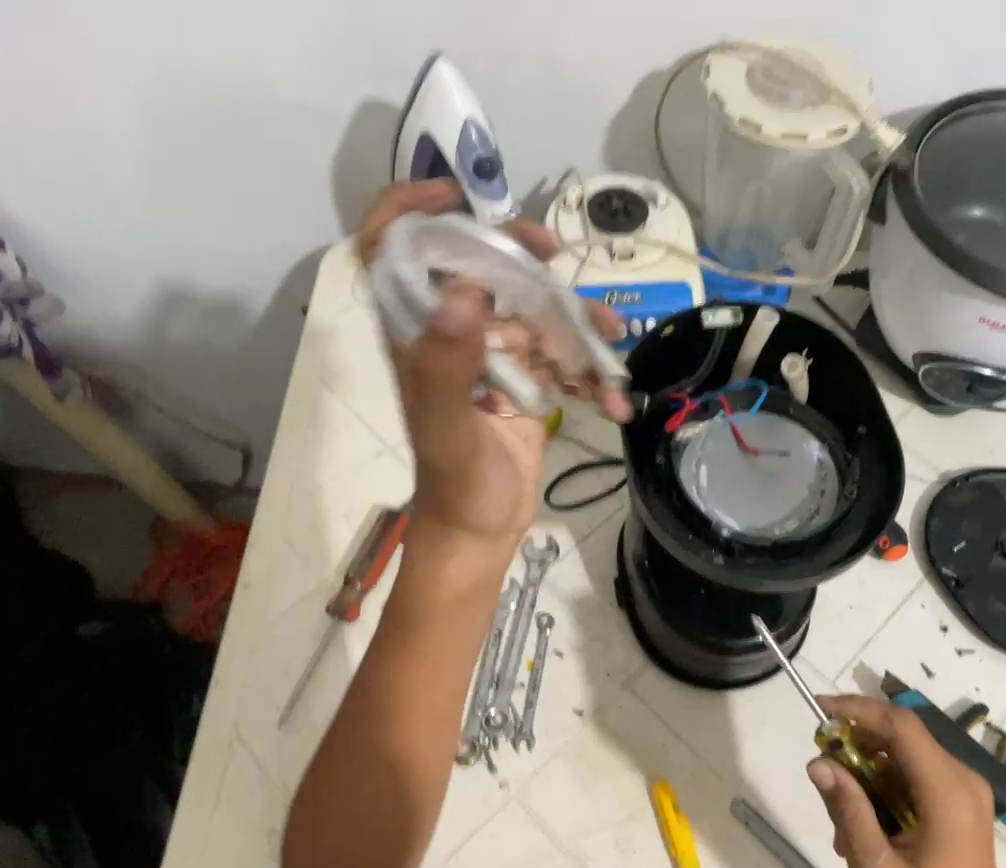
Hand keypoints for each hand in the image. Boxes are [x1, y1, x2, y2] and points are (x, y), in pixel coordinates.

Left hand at [355, 180, 627, 543]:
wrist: (480, 531)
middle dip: (522, 260)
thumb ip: (446, 366)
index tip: (456, 199)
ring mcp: (491, 356)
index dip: (412, 211)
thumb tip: (462, 292)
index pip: (392, 251)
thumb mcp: (447, 429)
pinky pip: (560, 358)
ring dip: (575, 324)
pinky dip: (589, 374)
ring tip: (612, 344)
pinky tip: (613, 400)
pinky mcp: (525, 381)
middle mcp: (451, 334)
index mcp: (417, 334)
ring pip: (532, 312)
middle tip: (555, 256)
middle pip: (481, 269)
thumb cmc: (454, 484)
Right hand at [807, 694, 1005, 867]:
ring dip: (868, 769)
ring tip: (844, 819)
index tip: (820, 709)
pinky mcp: (961, 799)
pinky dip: (884, 784)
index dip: (859, 709)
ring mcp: (966, 789)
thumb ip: (848, 811)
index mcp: (949, 795)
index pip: (902, 727)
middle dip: (857, 742)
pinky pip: (915, 771)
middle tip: (823, 769)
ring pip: (905, 753)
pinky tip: (866, 824)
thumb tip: (817, 763)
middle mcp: (964, 780)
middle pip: (903, 735)